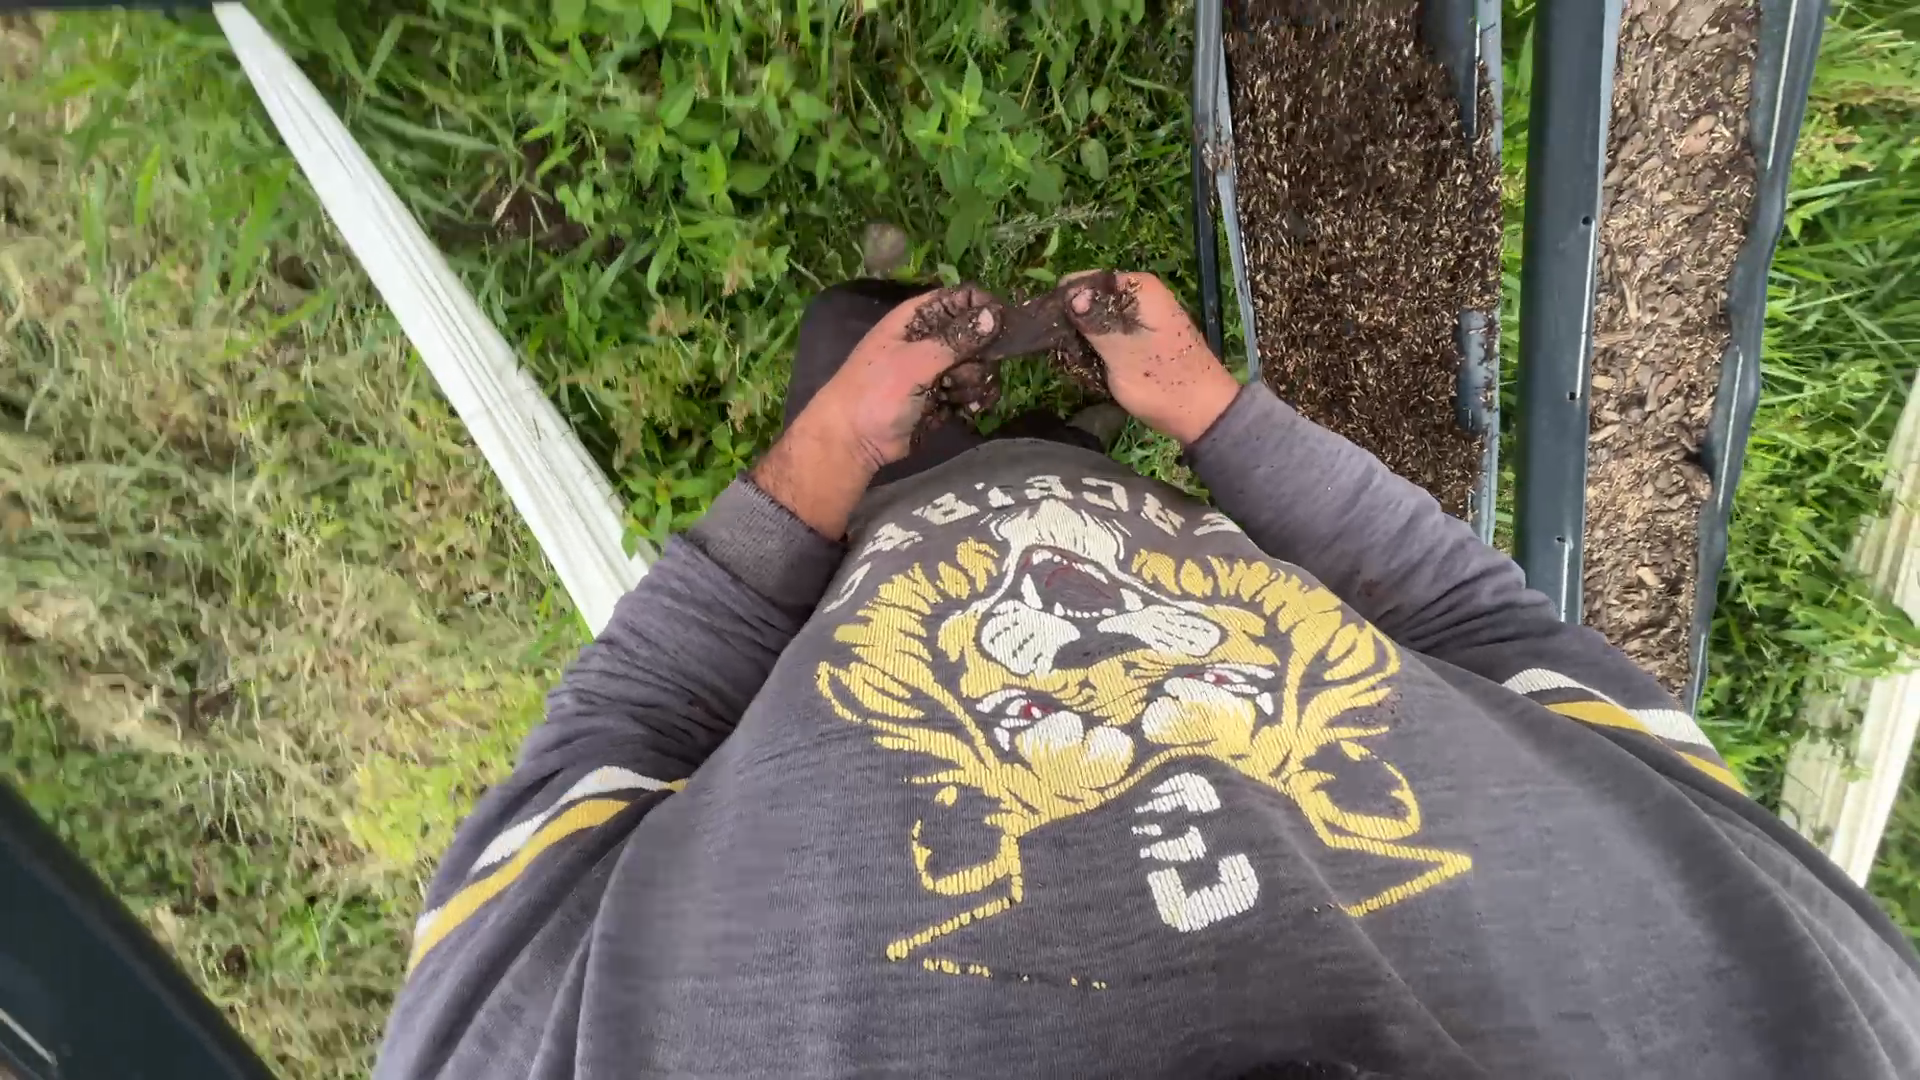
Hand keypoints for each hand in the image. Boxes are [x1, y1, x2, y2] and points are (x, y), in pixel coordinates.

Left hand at [753, 286, 1001, 537]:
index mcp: (916, 319)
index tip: (1002, 324)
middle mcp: (930, 341)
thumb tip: (994, 315)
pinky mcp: (942, 399)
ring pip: (978, 367)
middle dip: (980, 355)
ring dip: (975, 382)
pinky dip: (973, 400)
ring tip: (956, 396)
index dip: (982, 308)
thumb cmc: (875, 393)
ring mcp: (937, 372)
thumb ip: (956, 340)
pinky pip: (972, 392)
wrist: (855, 441)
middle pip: (976, 336)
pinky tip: (967, 409)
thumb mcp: (914, 362)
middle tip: (965, 371)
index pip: (960, 300)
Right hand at [1063, 271, 1241, 444]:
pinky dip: (1098, 350)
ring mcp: (1143, 316)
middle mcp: (1141, 295)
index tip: (1051, 332)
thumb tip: (1070, 294)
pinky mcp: (1143, 337)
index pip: (1084, 281)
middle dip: (1073, 325)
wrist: (1202, 413)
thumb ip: (1095, 322)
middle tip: (1065, 356)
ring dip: (1084, 342)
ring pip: (1097, 320)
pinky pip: (1110, 335)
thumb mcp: (1122, 353)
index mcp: (1139, 289)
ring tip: (1078, 365)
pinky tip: (1093, 369)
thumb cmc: (1162, 383)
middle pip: (1090, 300)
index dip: (1064, 303)